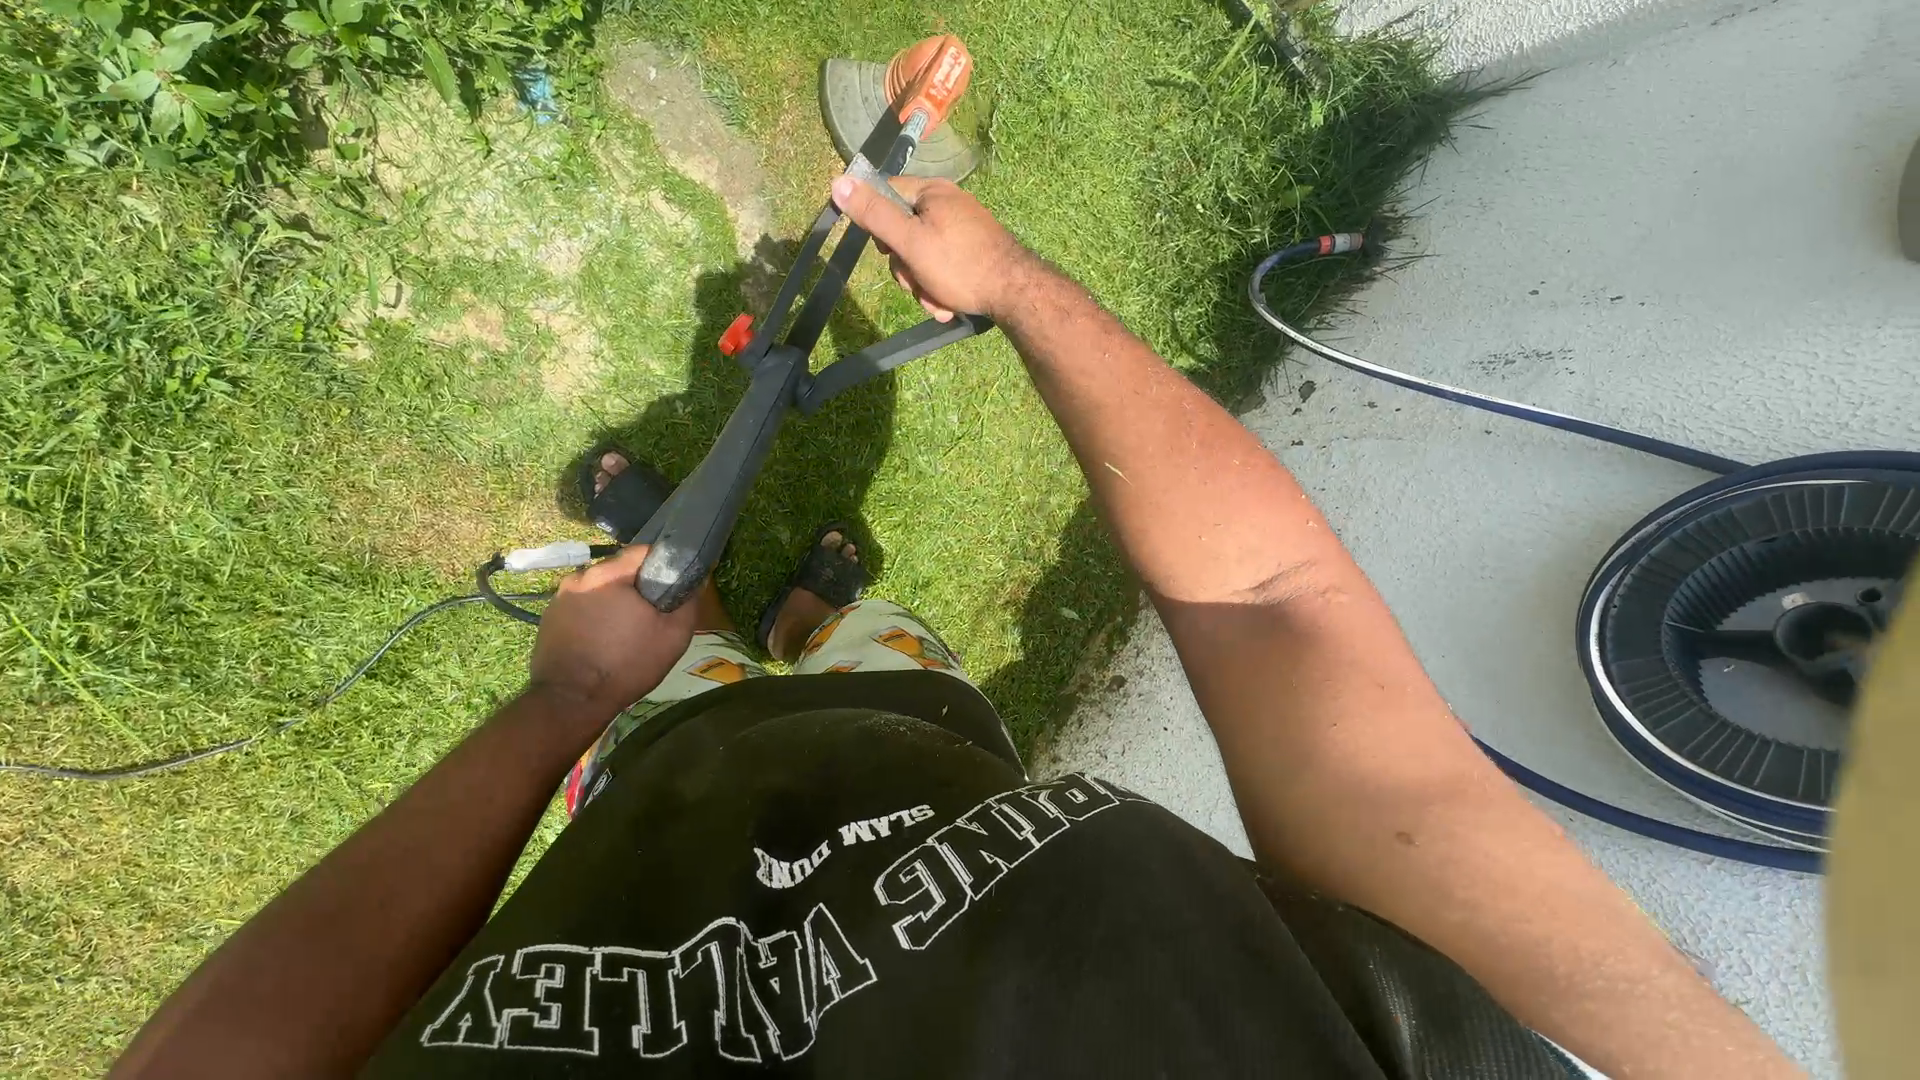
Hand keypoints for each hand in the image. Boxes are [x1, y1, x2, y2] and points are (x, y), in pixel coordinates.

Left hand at [526, 545, 697, 722]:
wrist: (571, 702)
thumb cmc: (627, 665)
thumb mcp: (674, 636)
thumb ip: (689, 602)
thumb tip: (696, 581)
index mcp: (609, 574)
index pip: (643, 551)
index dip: (663, 566)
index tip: (671, 590)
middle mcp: (580, 576)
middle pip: (619, 570)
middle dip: (636, 587)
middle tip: (649, 615)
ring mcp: (559, 597)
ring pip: (599, 589)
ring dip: (612, 602)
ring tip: (623, 631)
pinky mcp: (548, 618)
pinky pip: (581, 607)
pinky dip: (593, 616)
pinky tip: (601, 641)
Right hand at [830, 173, 1040, 322]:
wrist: (1015, 293)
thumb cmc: (960, 265)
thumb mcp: (910, 241)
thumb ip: (874, 215)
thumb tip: (837, 182)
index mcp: (931, 192)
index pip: (885, 195)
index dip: (877, 226)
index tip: (885, 251)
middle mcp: (947, 205)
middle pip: (902, 233)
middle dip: (906, 268)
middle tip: (917, 282)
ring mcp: (962, 229)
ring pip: (921, 257)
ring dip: (923, 286)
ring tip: (938, 300)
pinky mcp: (973, 252)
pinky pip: (942, 268)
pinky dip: (941, 289)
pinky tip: (949, 304)